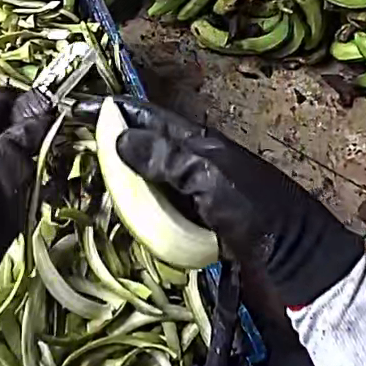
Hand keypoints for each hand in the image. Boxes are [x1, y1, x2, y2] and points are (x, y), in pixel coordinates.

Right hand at [97, 98, 363, 307]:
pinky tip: (117, 209)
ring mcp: (192, 192)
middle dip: (109, 139)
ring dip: (118, 172)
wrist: (294, 257)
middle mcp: (191, 161)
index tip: (77, 108)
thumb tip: (119, 137)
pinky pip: (155, 204)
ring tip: (83, 175)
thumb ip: (167, 159)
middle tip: (71, 143)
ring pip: (146, 174)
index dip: (114, 110)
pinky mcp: (193, 219)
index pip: (147, 117)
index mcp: (197, 142)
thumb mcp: (210, 179)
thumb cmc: (256, 213)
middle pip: (143, 143)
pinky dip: (134, 202)